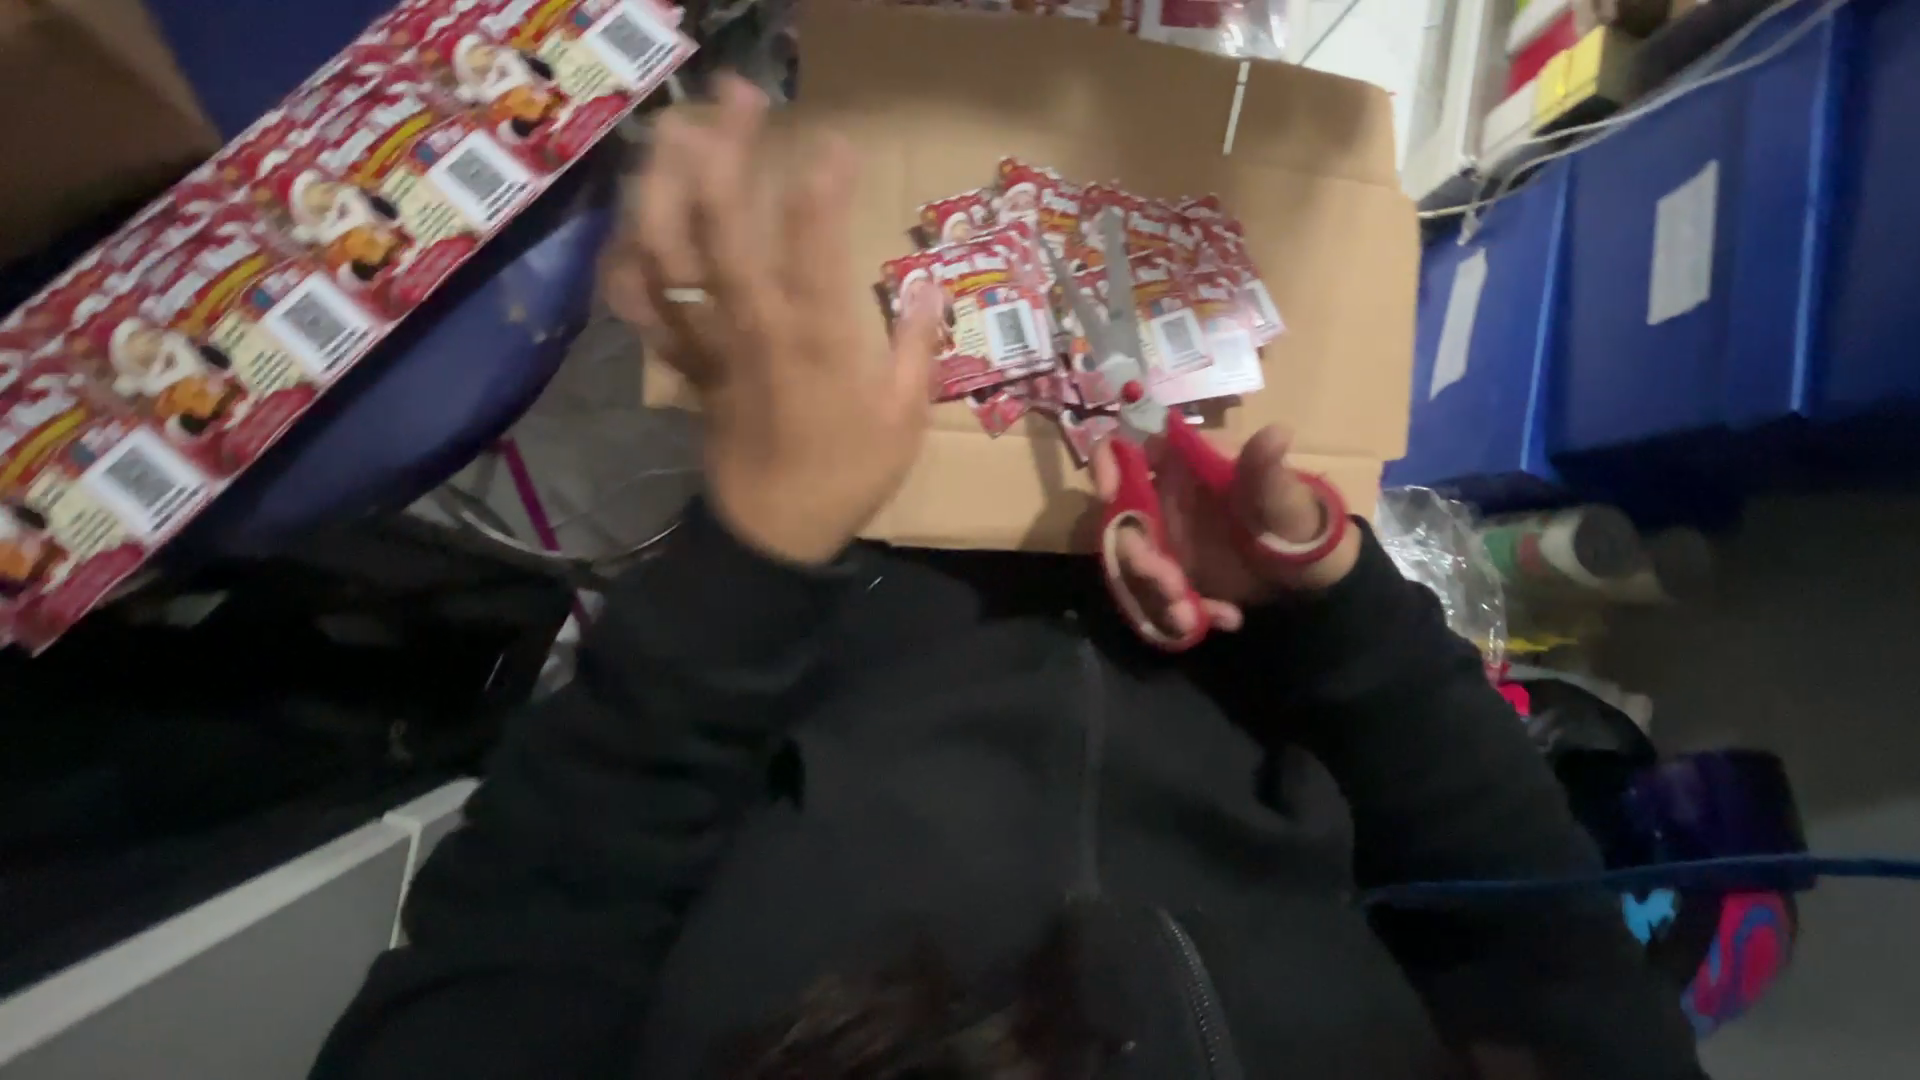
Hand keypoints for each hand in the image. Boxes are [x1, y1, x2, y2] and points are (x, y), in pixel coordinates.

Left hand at [600, 75, 943, 564]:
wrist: (774, 529)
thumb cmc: (847, 475)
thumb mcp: (904, 418)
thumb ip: (918, 346)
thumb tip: (926, 285)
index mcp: (816, 335)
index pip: (813, 235)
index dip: (821, 177)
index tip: (836, 142)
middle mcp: (752, 321)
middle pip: (721, 217)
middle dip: (725, 144)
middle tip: (741, 95)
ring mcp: (708, 337)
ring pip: (666, 247)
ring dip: (662, 179)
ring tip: (675, 130)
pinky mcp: (683, 358)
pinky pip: (641, 302)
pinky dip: (627, 257)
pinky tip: (635, 222)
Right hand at [1090, 425, 1360, 641]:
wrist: (1309, 571)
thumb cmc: (1293, 517)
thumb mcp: (1285, 496)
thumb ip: (1268, 470)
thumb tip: (1278, 431)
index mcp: (1180, 469)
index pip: (1127, 452)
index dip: (1106, 466)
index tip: (1109, 493)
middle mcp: (1160, 505)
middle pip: (1121, 522)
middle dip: (1136, 557)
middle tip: (1170, 584)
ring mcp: (1161, 545)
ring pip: (1133, 568)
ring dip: (1156, 594)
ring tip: (1191, 615)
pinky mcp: (1169, 581)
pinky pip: (1157, 600)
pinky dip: (1183, 615)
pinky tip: (1226, 617)